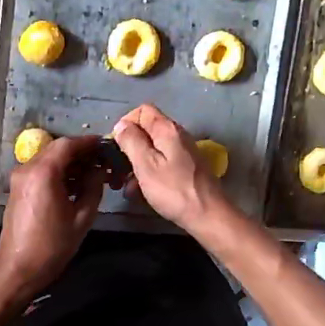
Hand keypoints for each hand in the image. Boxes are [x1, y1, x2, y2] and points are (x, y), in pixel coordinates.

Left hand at [0, 135, 107, 296]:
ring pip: (48, 160)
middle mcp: (27, 169)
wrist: (18, 269)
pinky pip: (40, 172)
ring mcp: (19, 179)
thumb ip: (93, 188)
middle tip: (103, 163)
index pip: (68, 145)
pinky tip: (74, 187)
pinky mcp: (17, 189)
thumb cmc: (52, 246)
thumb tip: (100, 171)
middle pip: (57, 149)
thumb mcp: (82, 218)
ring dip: (70, 164)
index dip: (89, 143)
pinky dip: (58, 173)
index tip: (106, 146)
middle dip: (80, 153)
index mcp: (43, 173)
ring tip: (92, 176)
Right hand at [111, 104, 234, 234]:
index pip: (142, 111)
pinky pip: (161, 164)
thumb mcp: (146, 165)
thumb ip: (131, 141)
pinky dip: (149, 174)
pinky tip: (140, 193)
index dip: (126, 124)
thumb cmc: (173, 190)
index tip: (117, 145)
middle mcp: (177, 135)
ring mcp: (183, 152)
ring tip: (126, 187)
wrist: (207, 214)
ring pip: (152, 150)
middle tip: (117, 169)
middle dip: (129, 148)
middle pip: (147, 131)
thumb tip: (121, 125)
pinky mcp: (186, 168)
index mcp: (167, 130)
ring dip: (136, 165)